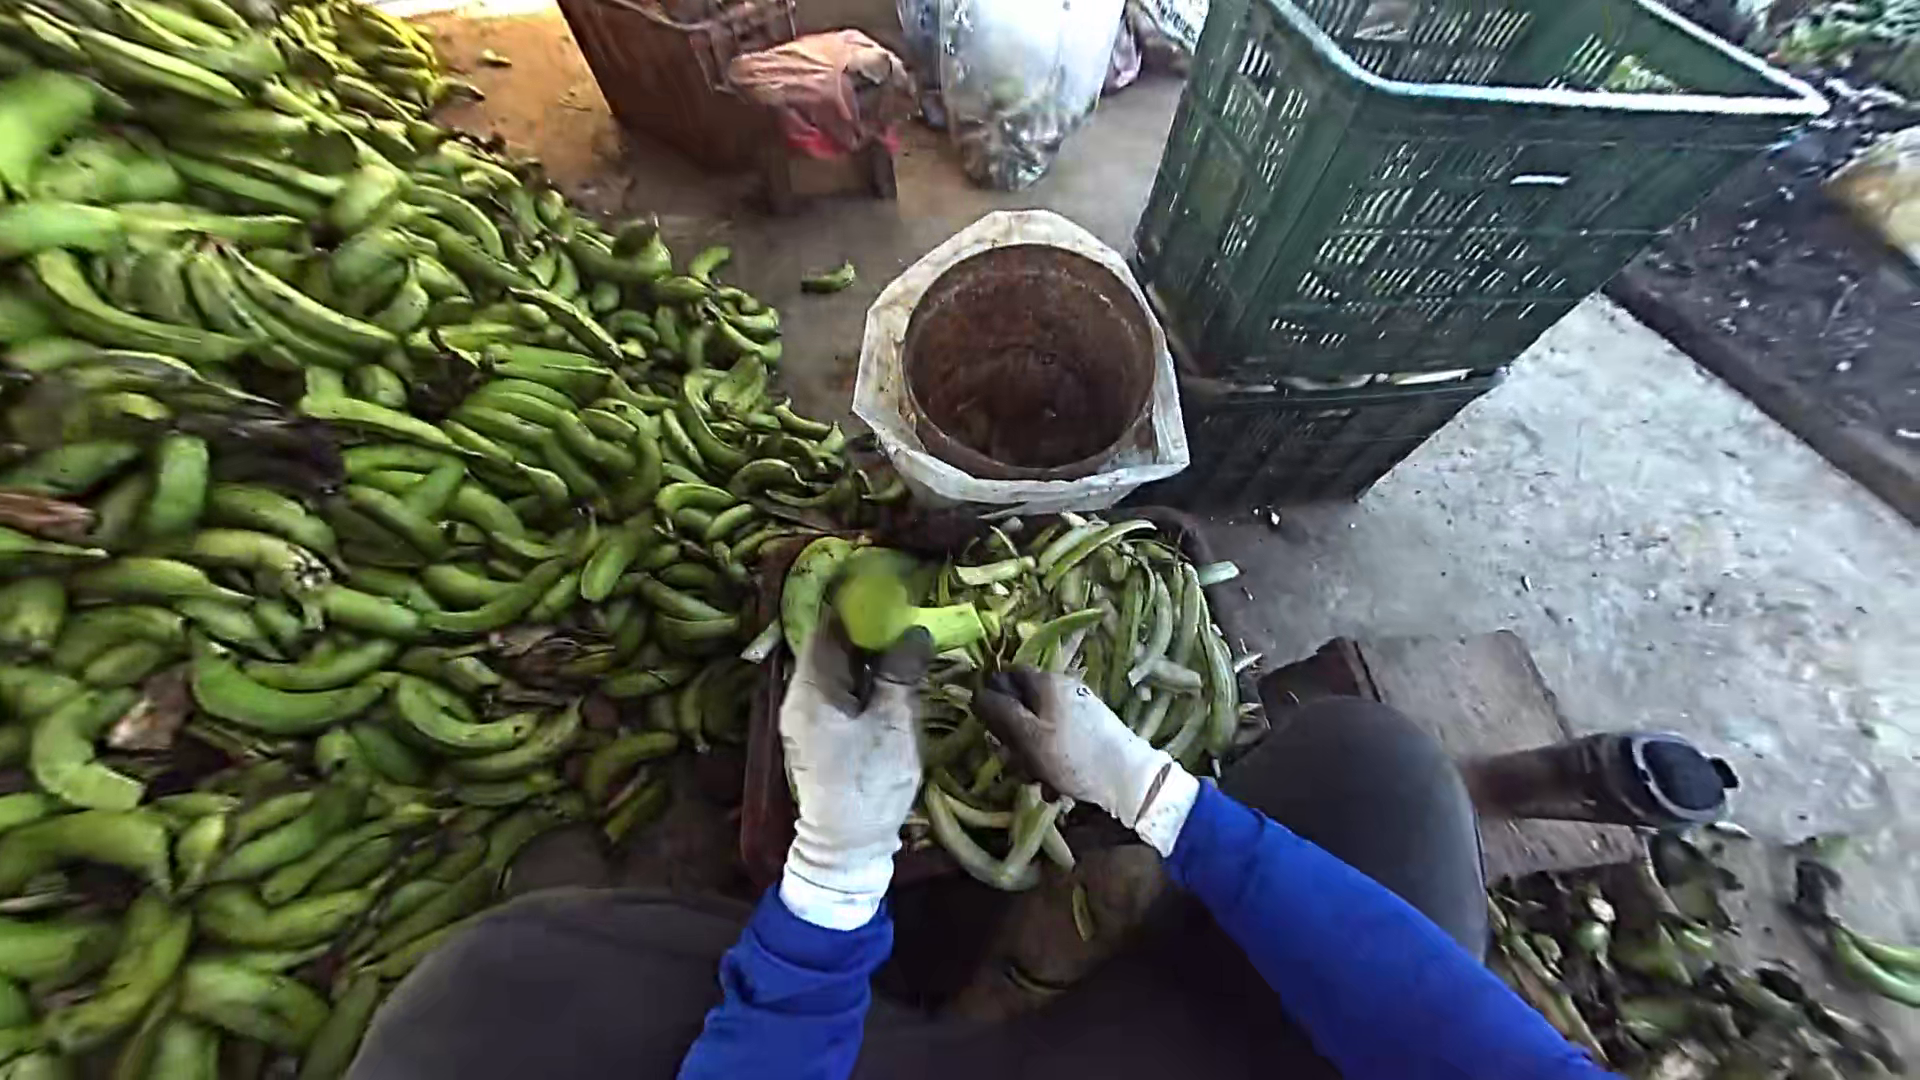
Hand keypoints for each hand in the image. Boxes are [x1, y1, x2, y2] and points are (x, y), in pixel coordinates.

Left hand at [778, 618, 932, 929]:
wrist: (847, 849)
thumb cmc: (867, 786)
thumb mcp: (891, 726)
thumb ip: (901, 674)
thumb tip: (916, 630)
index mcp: (809, 690)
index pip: (826, 629)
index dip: (853, 603)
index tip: (886, 583)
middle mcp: (803, 695)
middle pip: (833, 645)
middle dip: (867, 623)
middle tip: (906, 602)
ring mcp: (813, 713)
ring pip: (842, 665)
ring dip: (871, 647)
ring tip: (907, 626)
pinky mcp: (827, 727)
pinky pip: (847, 686)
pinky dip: (869, 671)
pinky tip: (897, 664)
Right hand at [976, 668, 1198, 855]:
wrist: (1129, 781)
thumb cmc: (1073, 755)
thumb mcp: (1029, 736)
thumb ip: (1000, 713)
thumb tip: (975, 693)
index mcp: (1046, 683)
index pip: (1008, 675)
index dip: (994, 697)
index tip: (991, 724)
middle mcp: (1061, 691)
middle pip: (1021, 707)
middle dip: (1013, 738)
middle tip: (1016, 761)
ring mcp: (1075, 712)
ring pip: (1037, 730)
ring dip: (1031, 758)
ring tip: (1040, 781)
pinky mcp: (1086, 734)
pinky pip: (1056, 744)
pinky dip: (1051, 764)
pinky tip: (1056, 786)